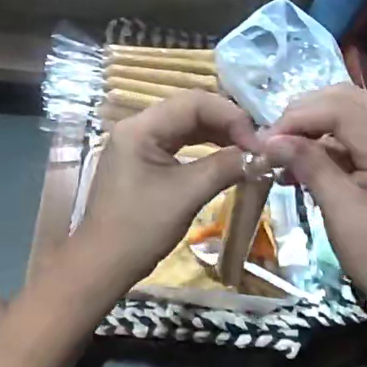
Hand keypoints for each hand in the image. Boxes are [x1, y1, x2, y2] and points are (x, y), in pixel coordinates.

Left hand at [73, 91, 258, 293]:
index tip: (258, 143)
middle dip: (227, 123)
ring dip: (218, 135)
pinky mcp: (143, 160)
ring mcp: (138, 143)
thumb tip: (263, 155)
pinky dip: (205, 148)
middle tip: (258, 146)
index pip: (194, 102)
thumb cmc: (140, 229)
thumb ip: (225, 167)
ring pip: (186, 126)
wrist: (103, 264)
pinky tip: (227, 158)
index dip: (231, 116)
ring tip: (249, 151)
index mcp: (140, 127)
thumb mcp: (186, 194)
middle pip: (190, 110)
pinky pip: (178, 143)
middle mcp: (137, 127)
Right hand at [260, 84, 366, 315]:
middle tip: (273, 140)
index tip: (266, 141)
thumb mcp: (341, 210)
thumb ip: (310, 165)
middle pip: (348, 101)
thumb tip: (270, 139)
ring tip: (281, 153)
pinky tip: (299, 166)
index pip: (342, 108)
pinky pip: (355, 138)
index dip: (298, 117)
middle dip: (305, 114)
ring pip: (350, 115)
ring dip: (312, 127)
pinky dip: (325, 145)